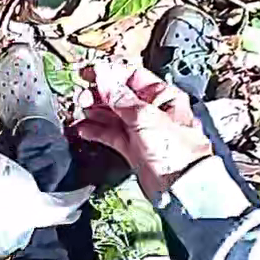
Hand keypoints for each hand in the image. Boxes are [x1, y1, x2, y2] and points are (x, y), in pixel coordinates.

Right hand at [74, 62, 213, 198]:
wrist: (179, 185)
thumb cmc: (177, 151)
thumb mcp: (145, 117)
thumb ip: (120, 97)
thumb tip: (103, 75)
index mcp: (162, 96)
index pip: (131, 77)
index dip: (109, 74)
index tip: (89, 73)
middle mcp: (151, 111)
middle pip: (119, 96)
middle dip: (98, 94)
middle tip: (82, 96)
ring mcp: (141, 130)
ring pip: (111, 115)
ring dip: (94, 111)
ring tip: (79, 110)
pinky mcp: (132, 148)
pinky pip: (110, 134)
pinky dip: (95, 131)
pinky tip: (83, 128)